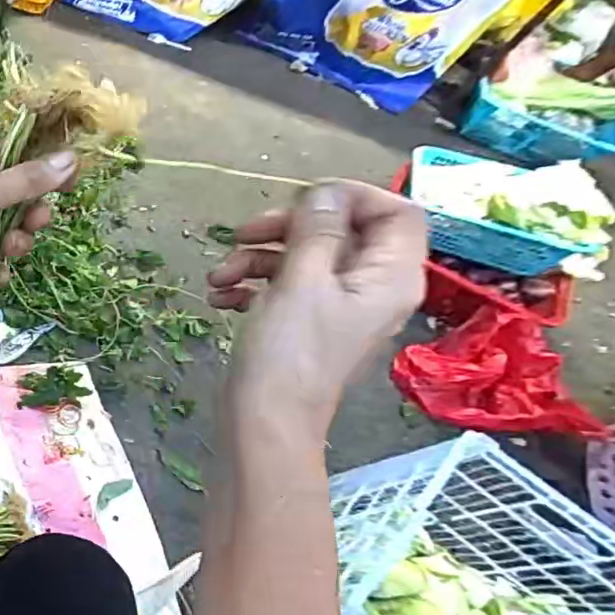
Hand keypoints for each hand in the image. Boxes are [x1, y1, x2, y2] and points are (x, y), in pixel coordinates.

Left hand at [0, 142, 76, 293]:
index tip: (70, 189)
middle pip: (23, 200)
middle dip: (31, 217)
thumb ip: (30, 180)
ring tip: (5, 251)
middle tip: (31, 225)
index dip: (48, 175)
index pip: (25, 161)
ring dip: (16, 243)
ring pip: (12, 230)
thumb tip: (72, 158)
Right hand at [207, 181, 426, 435]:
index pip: (396, 212)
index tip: (303, 200)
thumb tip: (326, 192)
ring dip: (257, 258)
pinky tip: (220, 297)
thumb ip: (317, 228)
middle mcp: (371, 288)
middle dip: (286, 228)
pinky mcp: (306, 324)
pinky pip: (286, 286)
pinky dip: (253, 285)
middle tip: (243, 233)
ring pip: (304, 258)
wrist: (263, 422)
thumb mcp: (301, 279)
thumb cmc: (288, 352)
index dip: (353, 196)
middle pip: (340, 232)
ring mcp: (336, 308)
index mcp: (390, 276)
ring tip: (218, 276)